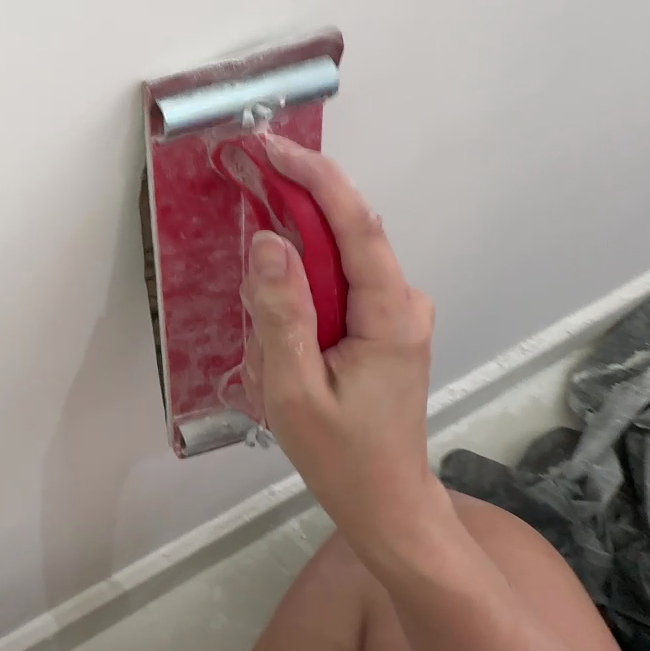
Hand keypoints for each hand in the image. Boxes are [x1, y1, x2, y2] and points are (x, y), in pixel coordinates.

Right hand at [241, 134, 448, 560]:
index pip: (355, 225)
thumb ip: (281, 313)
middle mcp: (402, 301)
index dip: (315, 178)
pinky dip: (302, 268)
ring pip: (338, 255)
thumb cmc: (341, 455)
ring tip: (256, 255)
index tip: (270, 149)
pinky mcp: (381, 322)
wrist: (386, 501)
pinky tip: (274, 293)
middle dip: (297, 196)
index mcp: (390, 315)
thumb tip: (267, 241)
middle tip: (246, 170)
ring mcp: (394, 311)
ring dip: (294, 238)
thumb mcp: (295, 389)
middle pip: (347, 231)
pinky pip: (337, 278)